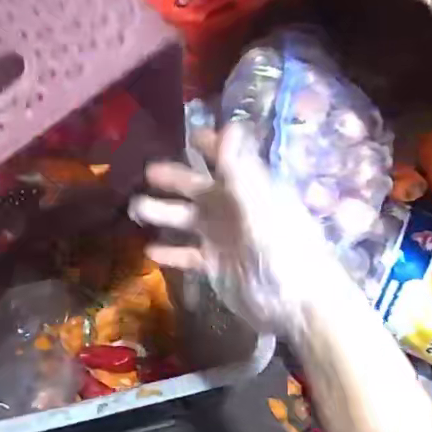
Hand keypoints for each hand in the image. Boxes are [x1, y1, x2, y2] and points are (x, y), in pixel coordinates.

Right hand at [130, 125, 357, 341]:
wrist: (296, 305)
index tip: (187, 136)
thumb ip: (239, 171)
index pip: (227, 159)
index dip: (209, 146)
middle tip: (147, 173)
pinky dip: (170, 251)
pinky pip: (187, 253)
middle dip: (173, 179)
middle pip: (198, 188)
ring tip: (136, 210)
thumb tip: (229, 126)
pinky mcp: (214, 265)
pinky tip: (150, 250)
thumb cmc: (283, 251)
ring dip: (163, 212)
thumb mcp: (259, 209)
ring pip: (187, 219)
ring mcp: (222, 237)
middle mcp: (232, 209)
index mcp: (248, 190)